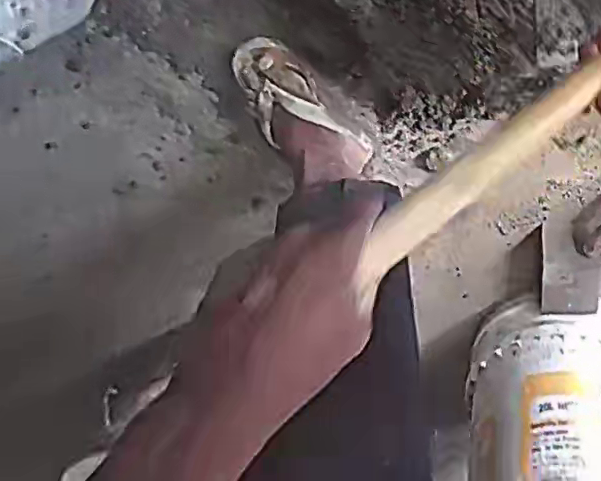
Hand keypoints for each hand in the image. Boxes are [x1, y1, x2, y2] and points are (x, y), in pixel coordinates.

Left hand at [175, 196, 382, 424]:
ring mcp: (264, 248)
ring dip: (301, 262)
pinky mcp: (233, 265)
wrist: (223, 396)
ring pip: (295, 243)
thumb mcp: (356, 332)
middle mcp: (301, 237)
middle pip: (328, 224)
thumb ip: (367, 288)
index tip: (377, 223)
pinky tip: (267, 313)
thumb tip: (367, 276)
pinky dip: (270, 279)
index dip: (374, 212)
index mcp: (337, 247)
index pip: (366, 203)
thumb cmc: (294, 369)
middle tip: (338, 279)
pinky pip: (264, 262)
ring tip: (298, 305)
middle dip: (335, 246)